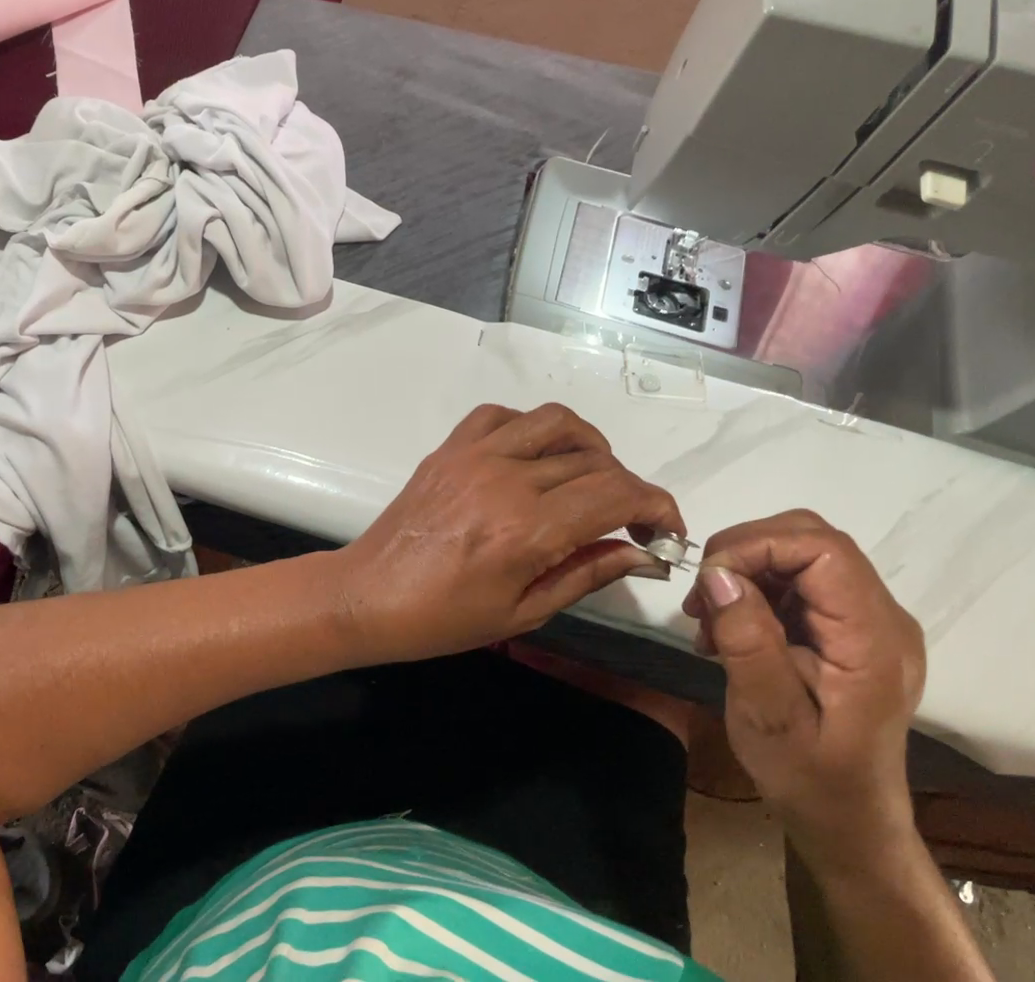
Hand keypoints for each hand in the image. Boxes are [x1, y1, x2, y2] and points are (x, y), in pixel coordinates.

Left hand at [333, 403, 684, 663]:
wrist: (368, 596)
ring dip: (590, 446)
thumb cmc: (443, 619)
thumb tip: (641, 551)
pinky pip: (502, 415)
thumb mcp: (523, 611)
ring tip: (592, 479)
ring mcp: (474, 456)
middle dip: (629, 488)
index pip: (618, 494)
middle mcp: (506, 480)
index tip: (665, 529)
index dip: (657, 506)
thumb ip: (586, 573)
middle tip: (630, 519)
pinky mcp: (449, 448)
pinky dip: (531, 428)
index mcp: (528, 529)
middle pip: (595, 461)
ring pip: (555, 422)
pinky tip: (536, 457)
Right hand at [684, 510, 925, 860]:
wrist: (847, 821)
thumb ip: (748, 642)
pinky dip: (754, 590)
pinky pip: (799, 583)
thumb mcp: (767, 716)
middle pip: (812, 540)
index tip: (707, 583)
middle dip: (744, 552)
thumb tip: (717, 575)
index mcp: (873, 639)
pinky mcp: (848, 631)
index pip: (822, 548)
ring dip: (743, 572)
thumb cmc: (808, 777)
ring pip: (801, 555)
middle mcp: (882, 618)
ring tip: (707, 624)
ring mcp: (867, 623)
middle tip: (700, 601)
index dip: (756, 545)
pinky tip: (729, 630)